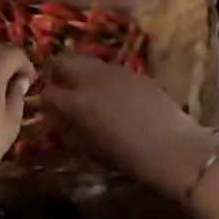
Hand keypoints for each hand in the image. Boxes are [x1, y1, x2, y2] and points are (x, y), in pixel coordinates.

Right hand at [44, 54, 218, 196]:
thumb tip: (59, 120)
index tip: (42, 109)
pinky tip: (111, 97)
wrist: (176, 149)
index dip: (41, 101)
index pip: (48, 93)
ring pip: (89, 62)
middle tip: (60, 93)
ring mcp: (118, 72)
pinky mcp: (137, 74)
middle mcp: (94, 78)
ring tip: (85, 94)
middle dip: (57, 74)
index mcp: (78, 101)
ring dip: (81, 74)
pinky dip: (102, 79)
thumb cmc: (131, 158)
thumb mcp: (93, 148)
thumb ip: (71, 129)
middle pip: (65, 61)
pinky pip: (110, 70)